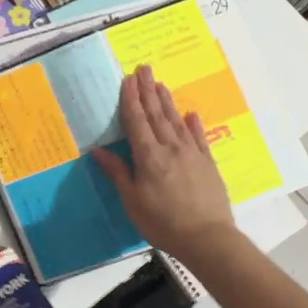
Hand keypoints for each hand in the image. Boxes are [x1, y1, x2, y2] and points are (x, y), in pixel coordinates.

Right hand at [92, 65, 236, 263]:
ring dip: (166, 101)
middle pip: (156, 114)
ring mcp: (192, 154)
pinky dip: (193, 124)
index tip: (127, 80)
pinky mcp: (207, 163)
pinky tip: (190, 113)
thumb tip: (99, 151)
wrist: (207, 238)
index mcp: (148, 157)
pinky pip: (198, 137)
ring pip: (176, 121)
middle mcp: (170, 148)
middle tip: (144, 68)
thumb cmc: (162, 222)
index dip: (130, 100)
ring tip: (159, 83)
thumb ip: (118, 172)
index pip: (136, 122)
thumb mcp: (132, 200)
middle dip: (148, 91)